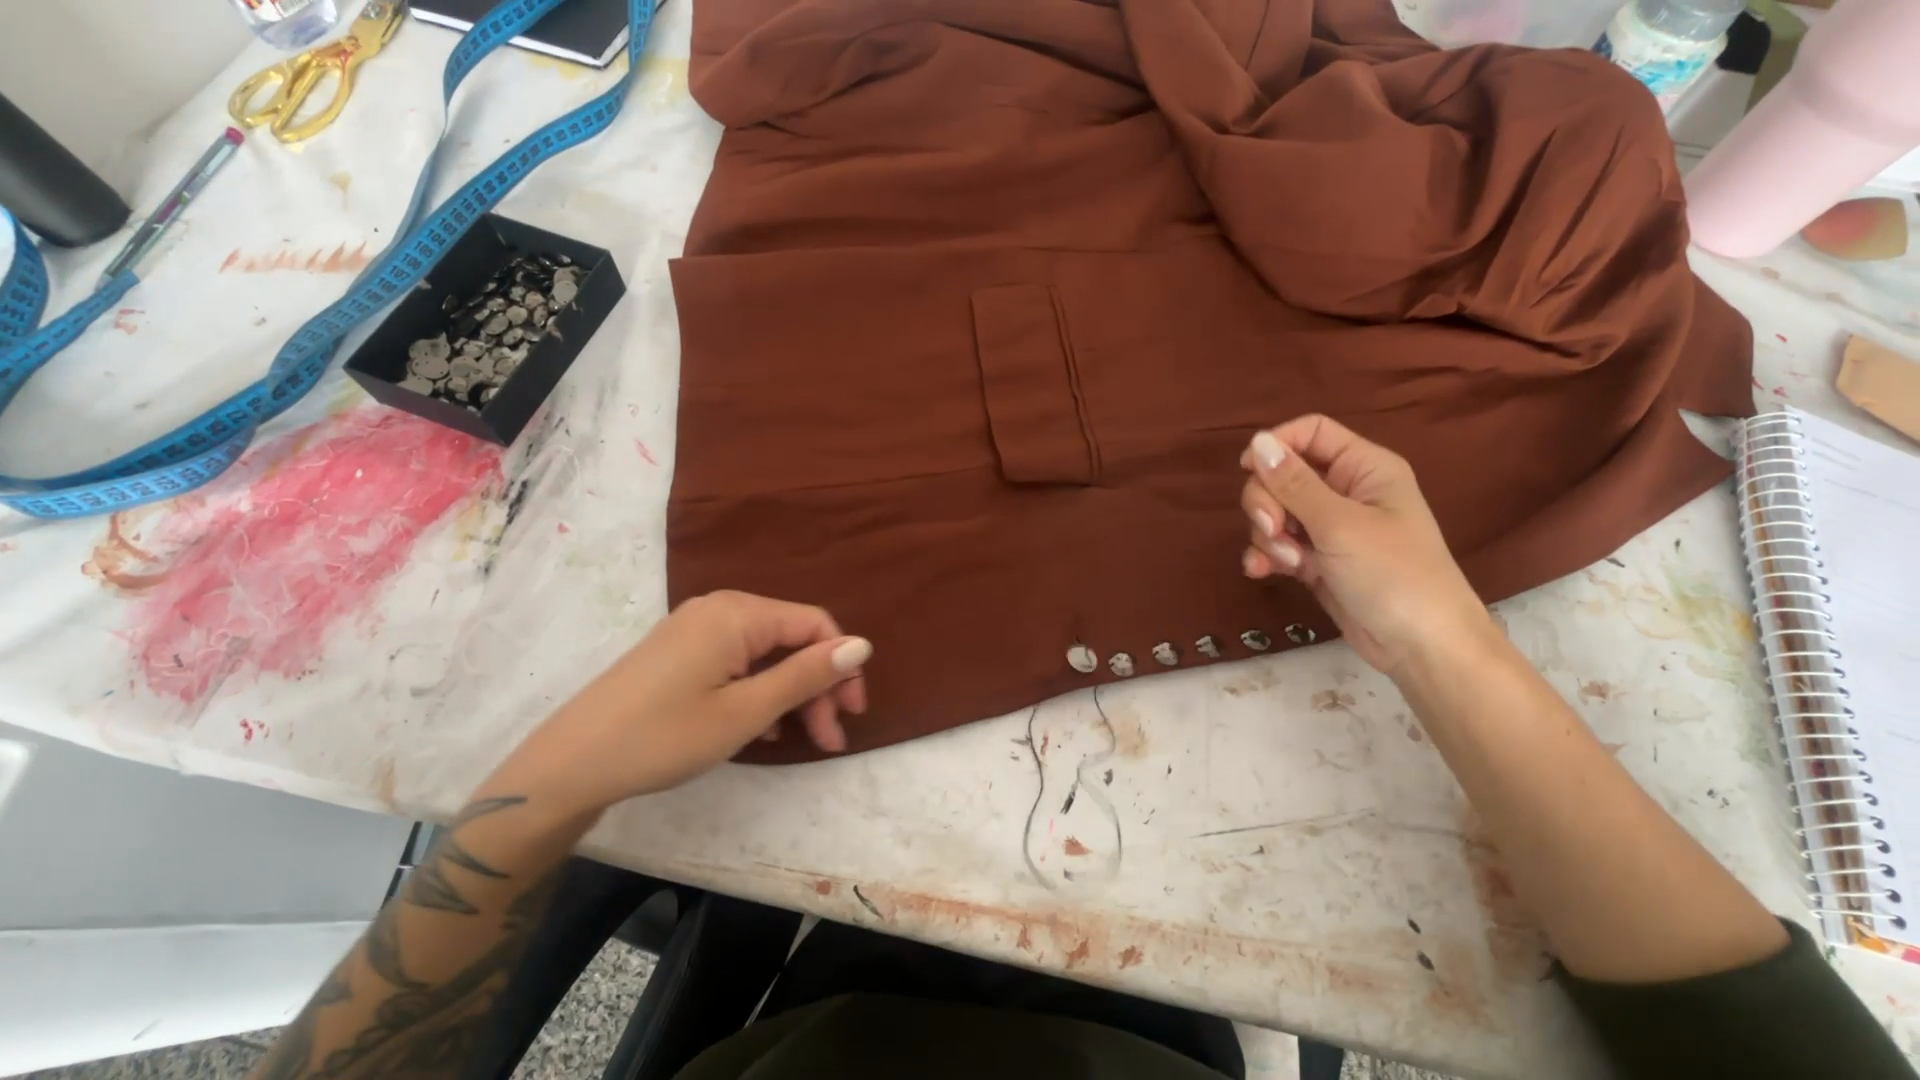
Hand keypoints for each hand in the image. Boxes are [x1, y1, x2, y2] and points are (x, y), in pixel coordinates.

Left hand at [504, 591, 869, 808]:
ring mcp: (697, 630)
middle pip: (792, 639)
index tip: (853, 715)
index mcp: (737, 613)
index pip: (815, 623)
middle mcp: (720, 609)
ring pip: (766, 655)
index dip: (842, 666)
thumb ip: (806, 675)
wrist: (573, 762)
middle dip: (818, 686)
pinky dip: (760, 693)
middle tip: (831, 739)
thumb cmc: (665, 736)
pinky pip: (738, 663)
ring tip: (805, 741)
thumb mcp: (745, 712)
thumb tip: (862, 644)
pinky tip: (766, 730)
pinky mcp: (681, 653)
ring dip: (793, 695)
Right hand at [1238, 415, 1493, 675]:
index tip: (1247, 469)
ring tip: (1288, 561)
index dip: (1276, 445)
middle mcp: (1346, 491)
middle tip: (1273, 530)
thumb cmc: (1393, 574)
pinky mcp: (1318, 561)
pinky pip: (1279, 545)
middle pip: (1283, 475)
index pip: (1311, 433)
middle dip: (1268, 503)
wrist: (1422, 647)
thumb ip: (1294, 484)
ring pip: (1276, 512)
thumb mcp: (1340, 525)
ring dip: (1268, 535)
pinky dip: (1268, 556)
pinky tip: (1263, 572)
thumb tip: (1258, 441)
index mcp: (1365, 468)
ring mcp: (1331, 529)